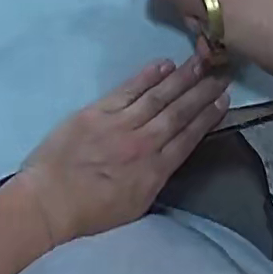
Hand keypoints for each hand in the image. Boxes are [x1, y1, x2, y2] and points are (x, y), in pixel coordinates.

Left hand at [9, 55, 229, 248]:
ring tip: (200, 62)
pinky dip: (148, 76)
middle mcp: (143, 143)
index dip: (208, 116)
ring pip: (159, 96)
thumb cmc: (89, 211)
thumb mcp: (135, 206)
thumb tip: (171, 154)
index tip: (224, 99)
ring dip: (182, 78)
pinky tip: (164, 65)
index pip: (189, 137)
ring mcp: (121, 124)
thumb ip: (156, 178)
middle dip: (202, 91)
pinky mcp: (99, 111)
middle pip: (179, 112)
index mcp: (154, 171)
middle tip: (221, 73)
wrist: (48, 201)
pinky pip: (129, 89)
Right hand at [137, 0, 272, 79]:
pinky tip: (226, 49)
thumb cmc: (248, 20)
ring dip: (208, 25)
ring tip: (212, 46)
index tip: (177, 1)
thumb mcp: (204, 4)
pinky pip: (235, 13)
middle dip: (195, 9)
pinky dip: (226, 30)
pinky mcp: (267, 7)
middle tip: (198, 29)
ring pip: (218, 2)